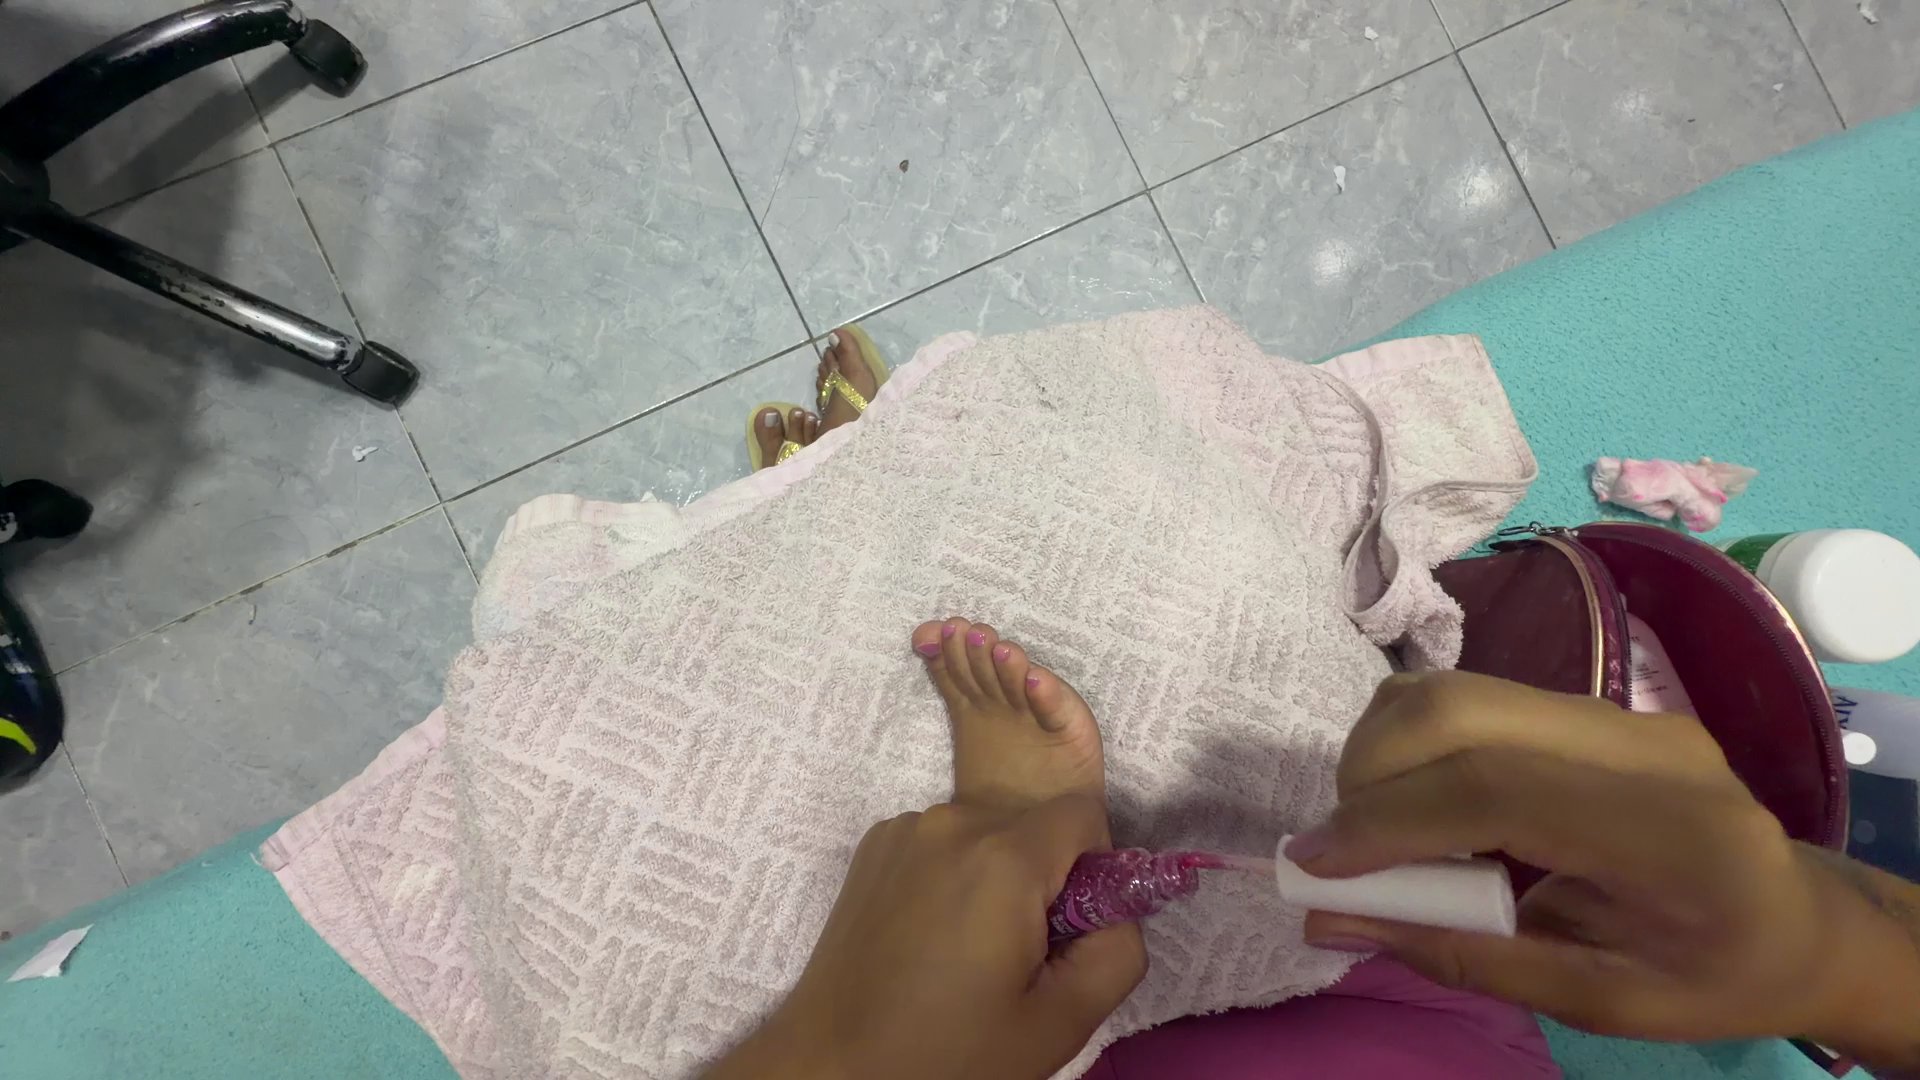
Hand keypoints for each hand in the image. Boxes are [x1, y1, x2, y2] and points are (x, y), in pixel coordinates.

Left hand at [705, 794, 1145, 1079]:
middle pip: (1032, 824)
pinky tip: (926, 930)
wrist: (832, 1067)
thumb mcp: (1060, 1022)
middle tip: (1020, 949)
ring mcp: (907, 825)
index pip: (1081, 812)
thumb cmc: (950, 1054)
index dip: (1094, 863)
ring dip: (996, 872)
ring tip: (964, 946)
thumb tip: (1118, 905)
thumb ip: (1117, 950)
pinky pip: (941, 839)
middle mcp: (952, 818)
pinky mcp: (876, 840)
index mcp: (1004, 856)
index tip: (1072, 920)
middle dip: (1044, 875)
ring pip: (986, 831)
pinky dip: (951, 871)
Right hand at [1291, 672, 1919, 1066]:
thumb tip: (1323, 918)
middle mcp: (1640, 744)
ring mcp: (1606, 707)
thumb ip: (1457, 954)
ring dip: (1375, 749)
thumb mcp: (1596, 999)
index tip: (1315, 863)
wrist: (1793, 915)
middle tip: (1340, 842)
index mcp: (1675, 833)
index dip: (1388, 821)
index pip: (1494, 792)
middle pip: (1454, 715)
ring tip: (1373, 817)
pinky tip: (1409, 787)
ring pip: (1442, 691)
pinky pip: (1451, 691)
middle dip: (1367, 775)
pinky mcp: (1572, 696)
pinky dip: (1399, 735)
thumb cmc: (1705, 972)